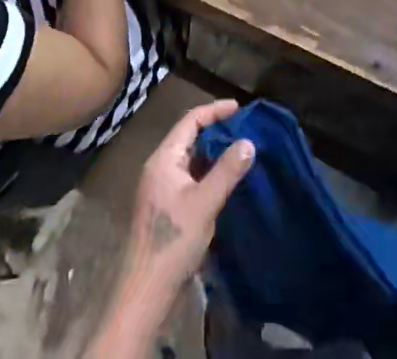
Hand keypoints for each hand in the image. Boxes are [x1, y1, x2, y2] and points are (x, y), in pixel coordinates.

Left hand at [118, 100, 254, 295]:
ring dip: (213, 152)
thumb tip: (248, 141)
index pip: (189, 121)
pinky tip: (226, 180)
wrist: (147, 287)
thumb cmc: (173, 240)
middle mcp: (159, 167)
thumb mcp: (205, 203)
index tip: (239, 108)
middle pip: (188, 137)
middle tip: (245, 129)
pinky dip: (208, 172)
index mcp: (163, 159)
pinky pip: (190, 177)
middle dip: (215, 130)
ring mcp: (160, 187)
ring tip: (241, 150)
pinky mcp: (166, 205)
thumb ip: (227, 171)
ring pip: (190, 159)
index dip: (214, 111)